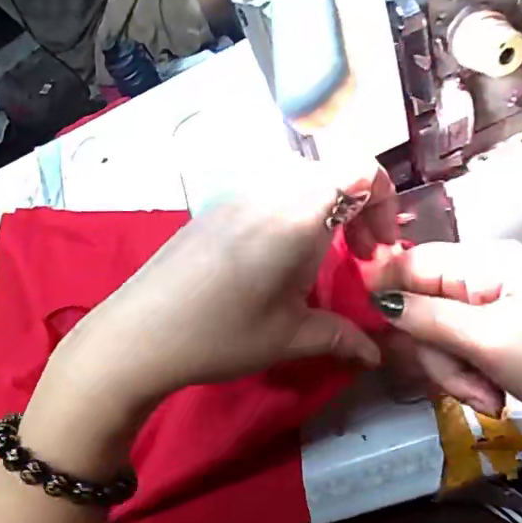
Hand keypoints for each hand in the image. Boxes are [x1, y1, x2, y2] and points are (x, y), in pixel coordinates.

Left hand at [45, 156, 395, 417]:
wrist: (137, 335)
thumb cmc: (218, 336)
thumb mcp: (287, 338)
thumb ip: (340, 337)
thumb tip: (375, 354)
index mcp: (297, 215)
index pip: (361, 168)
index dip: (385, 202)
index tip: (378, 251)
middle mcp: (267, 191)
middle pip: (332, 173)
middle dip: (358, 210)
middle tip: (356, 260)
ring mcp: (235, 195)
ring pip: (298, 181)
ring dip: (321, 213)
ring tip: (314, 263)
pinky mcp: (211, 209)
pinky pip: (266, 193)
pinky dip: (288, 215)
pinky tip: (273, 261)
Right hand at [373, 240, 521, 454]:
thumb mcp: (489, 336)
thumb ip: (426, 317)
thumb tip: (375, 299)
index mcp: (485, 262)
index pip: (410, 263)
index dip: (384, 293)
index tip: (368, 329)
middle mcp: (484, 283)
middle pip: (420, 308)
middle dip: (431, 349)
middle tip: (457, 376)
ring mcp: (492, 317)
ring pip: (436, 340)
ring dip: (451, 373)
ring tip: (484, 396)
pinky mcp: (499, 348)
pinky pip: (459, 359)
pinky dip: (468, 382)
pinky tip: (492, 399)